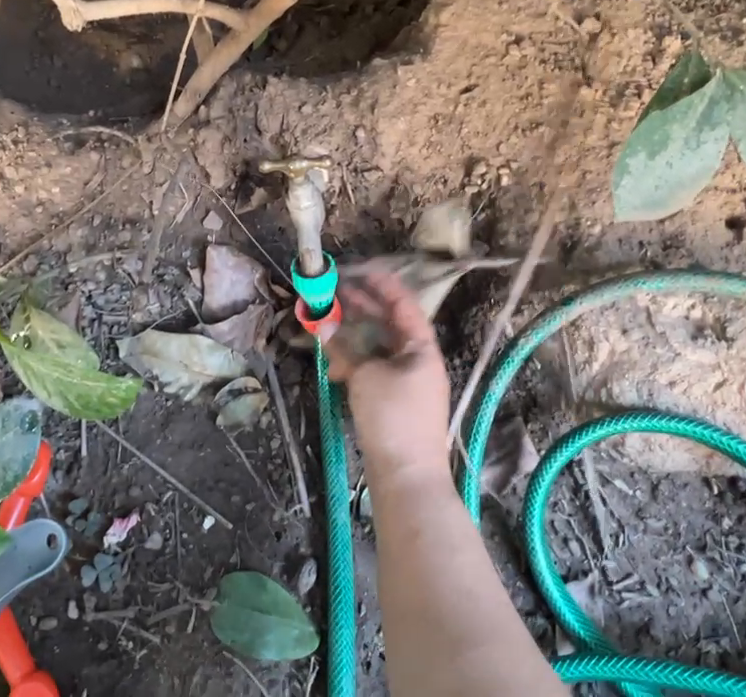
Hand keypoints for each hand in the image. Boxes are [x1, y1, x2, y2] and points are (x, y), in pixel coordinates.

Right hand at [326, 268, 451, 479]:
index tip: (356, 268)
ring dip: (351, 335)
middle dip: (359, 308)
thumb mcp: (365, 376)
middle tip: (331, 292)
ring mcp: (406, 381)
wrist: (406, 476)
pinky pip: (372, 369)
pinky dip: (353, 362)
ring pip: (376, 347)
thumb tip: (324, 322)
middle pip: (387, 324)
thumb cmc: (393, 418)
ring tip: (325, 325)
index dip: (381, 283)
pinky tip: (334, 365)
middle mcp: (417, 359)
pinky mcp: (392, 400)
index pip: (402, 303)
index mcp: (421, 347)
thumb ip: (344, 346)